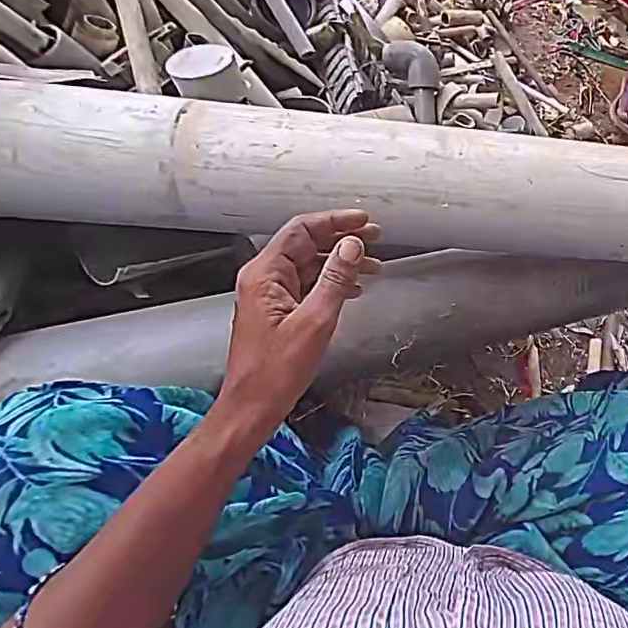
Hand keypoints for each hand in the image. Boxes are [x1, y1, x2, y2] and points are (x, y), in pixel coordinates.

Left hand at [221, 210, 381, 422]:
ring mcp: (270, 295)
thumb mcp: (315, 321)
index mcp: (265, 274)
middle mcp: (264, 279)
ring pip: (310, 264)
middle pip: (307, 244)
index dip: (335, 221)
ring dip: (341, 261)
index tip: (362, 220)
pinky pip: (308, 284)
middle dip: (342, 238)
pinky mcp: (278, 310)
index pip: (302, 230)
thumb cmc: (276, 371)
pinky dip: (333, 280)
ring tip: (373, 262)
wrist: (253, 407)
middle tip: (374, 237)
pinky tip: (354, 286)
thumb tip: (352, 246)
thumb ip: (336, 279)